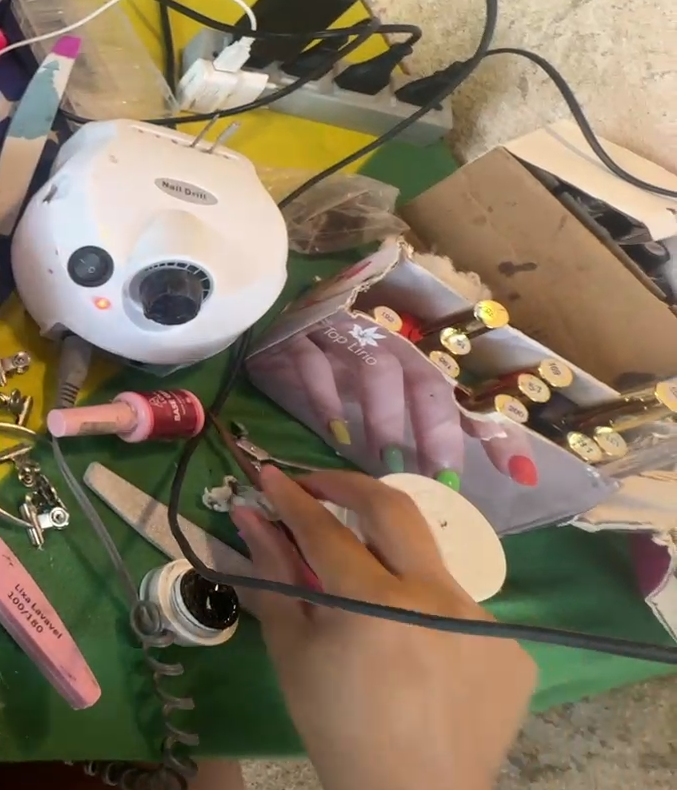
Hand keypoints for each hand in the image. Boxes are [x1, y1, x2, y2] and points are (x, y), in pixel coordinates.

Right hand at [233, 468, 533, 789]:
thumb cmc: (331, 718)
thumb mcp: (290, 639)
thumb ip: (273, 569)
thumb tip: (249, 514)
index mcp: (374, 602)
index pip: (323, 527)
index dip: (289, 495)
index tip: (266, 472)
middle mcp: (437, 598)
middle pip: (393, 510)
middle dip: (345, 484)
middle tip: (311, 483)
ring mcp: (484, 620)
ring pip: (422, 558)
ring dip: (379, 549)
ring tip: (349, 572)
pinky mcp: (508, 644)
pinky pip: (450, 600)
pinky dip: (413, 598)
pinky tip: (396, 632)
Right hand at [252, 326, 536, 485]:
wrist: (270, 313)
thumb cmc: (330, 353)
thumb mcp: (382, 380)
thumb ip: (429, 407)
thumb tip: (496, 448)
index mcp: (408, 352)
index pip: (465, 392)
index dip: (494, 428)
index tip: (518, 474)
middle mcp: (382, 340)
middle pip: (424, 380)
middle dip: (437, 429)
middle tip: (440, 476)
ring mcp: (338, 334)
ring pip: (376, 370)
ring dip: (386, 418)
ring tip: (388, 461)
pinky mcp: (296, 336)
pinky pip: (314, 365)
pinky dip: (327, 398)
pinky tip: (335, 431)